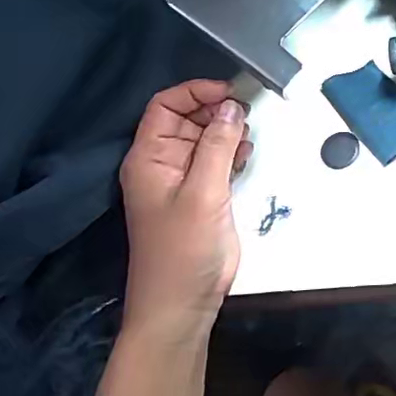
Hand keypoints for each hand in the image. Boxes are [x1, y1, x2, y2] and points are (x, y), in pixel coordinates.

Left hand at [118, 80, 252, 338]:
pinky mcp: (203, 194)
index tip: (230, 92)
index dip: (195, 92)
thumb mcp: (202, 193)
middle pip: (188, 117)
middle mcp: (164, 163)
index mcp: (149, 158)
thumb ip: (217, 146)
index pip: (166, 106)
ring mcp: (184, 179)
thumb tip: (231, 106)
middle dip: (216, 110)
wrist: (183, 302)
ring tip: (247, 139)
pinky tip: (245, 155)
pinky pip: (217, 158)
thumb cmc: (183, 250)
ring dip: (228, 130)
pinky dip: (233, 151)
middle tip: (246, 116)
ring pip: (206, 137)